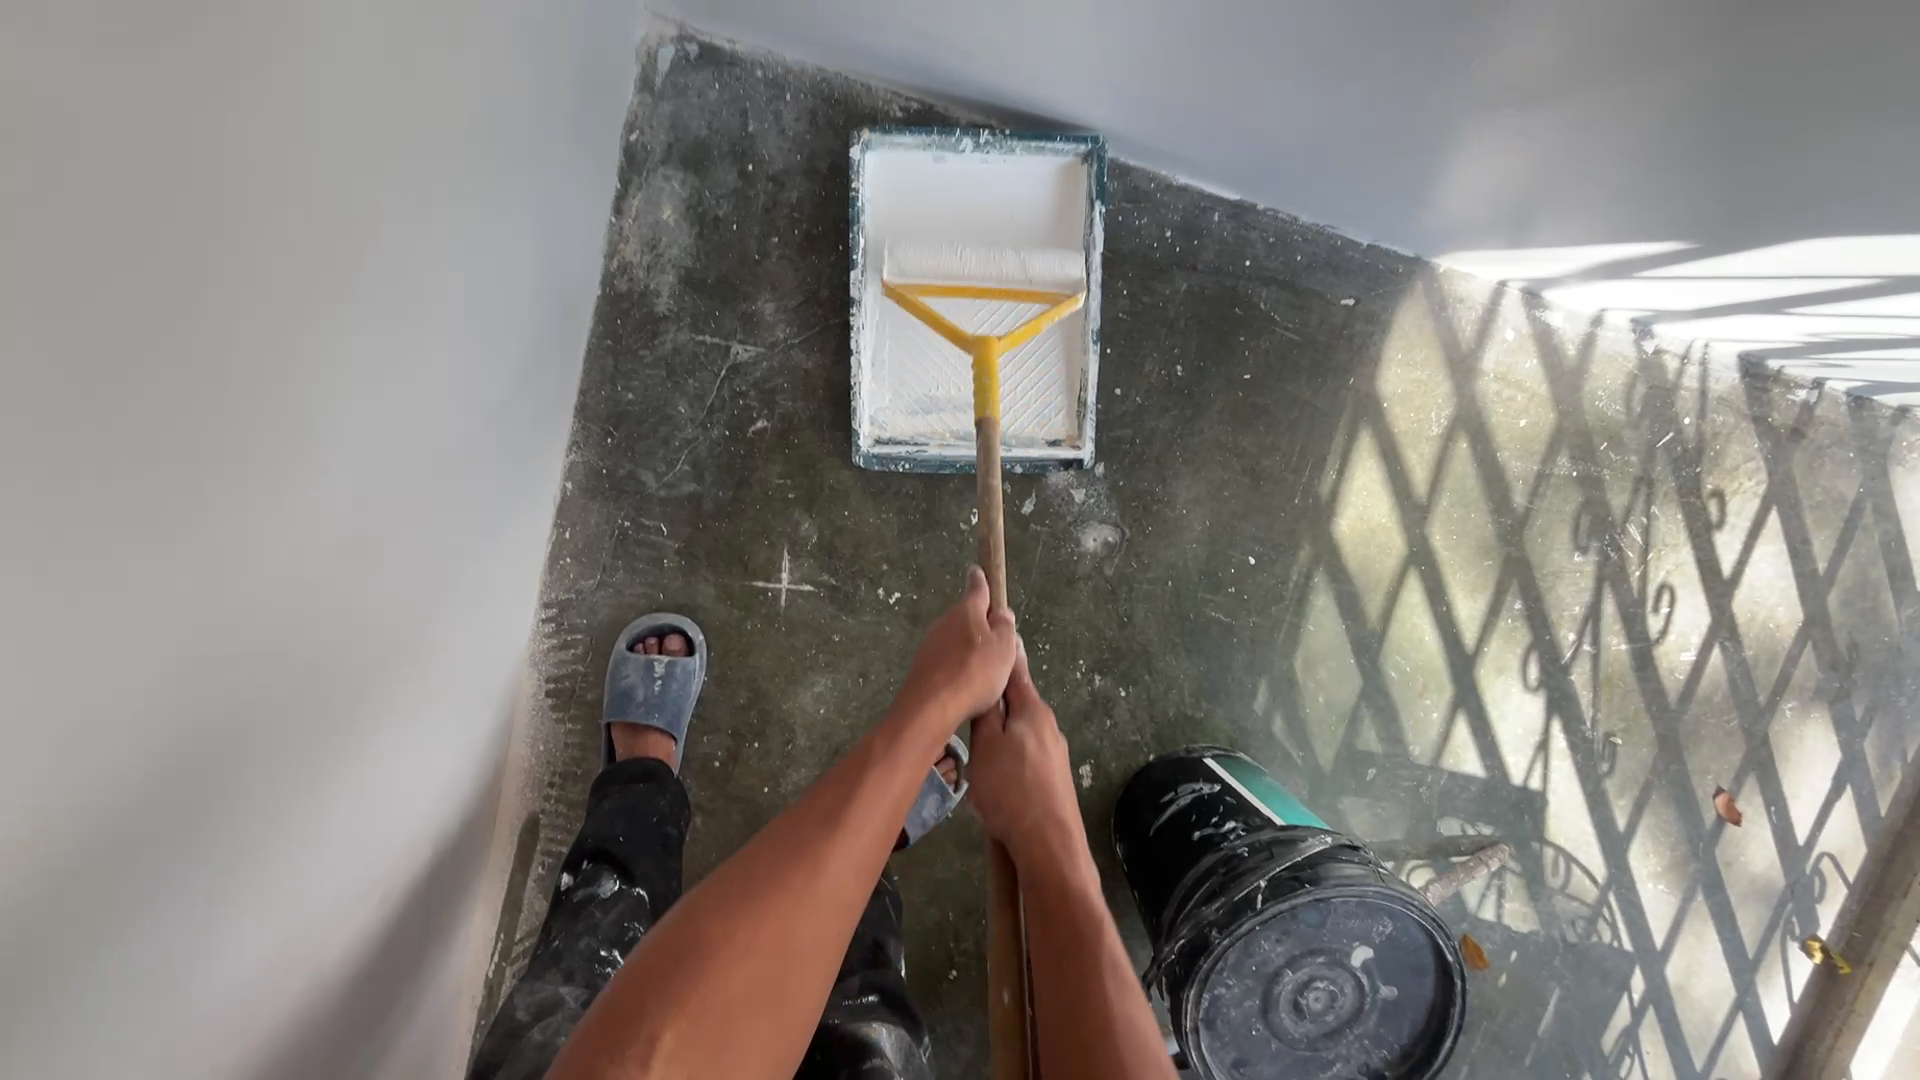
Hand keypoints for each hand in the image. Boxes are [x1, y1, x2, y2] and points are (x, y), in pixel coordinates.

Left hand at [892, 566, 1017, 729]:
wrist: (932, 705)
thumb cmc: (975, 672)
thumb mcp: (1004, 649)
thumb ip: (1005, 628)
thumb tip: (1002, 612)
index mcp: (967, 611)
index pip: (977, 589)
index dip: (981, 580)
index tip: (977, 570)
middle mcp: (945, 622)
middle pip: (966, 616)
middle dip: (979, 623)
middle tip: (996, 639)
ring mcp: (930, 643)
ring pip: (955, 638)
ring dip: (968, 647)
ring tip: (985, 669)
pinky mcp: (923, 665)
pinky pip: (946, 659)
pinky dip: (957, 665)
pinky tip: (965, 684)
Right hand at [968, 639, 1085, 870]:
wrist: (1049, 845)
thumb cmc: (1011, 790)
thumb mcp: (985, 746)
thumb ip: (985, 712)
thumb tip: (991, 677)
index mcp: (1031, 710)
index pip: (1015, 670)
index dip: (1003, 653)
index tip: (996, 631)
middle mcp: (1048, 725)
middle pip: (1017, 702)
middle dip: (995, 700)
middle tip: (968, 699)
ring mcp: (1054, 753)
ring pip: (1020, 731)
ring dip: (1000, 732)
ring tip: (975, 745)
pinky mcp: (1054, 779)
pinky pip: (1026, 755)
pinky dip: (1009, 756)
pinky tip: (996, 775)